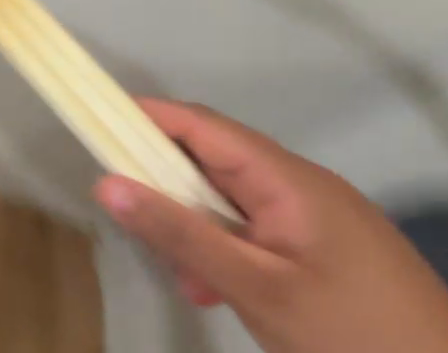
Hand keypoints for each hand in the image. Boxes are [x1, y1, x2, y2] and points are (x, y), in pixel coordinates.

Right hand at [96, 98, 447, 352]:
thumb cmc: (357, 335)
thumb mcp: (258, 290)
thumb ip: (179, 234)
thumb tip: (102, 183)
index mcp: (291, 181)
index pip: (199, 124)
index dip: (141, 116)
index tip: (90, 125)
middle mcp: (304, 186)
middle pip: (208, 159)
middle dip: (162, 185)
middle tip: (135, 222)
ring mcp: (320, 218)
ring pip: (227, 197)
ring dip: (192, 224)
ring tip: (188, 277)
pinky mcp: (327, 248)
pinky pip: (253, 225)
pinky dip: (223, 245)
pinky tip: (218, 288)